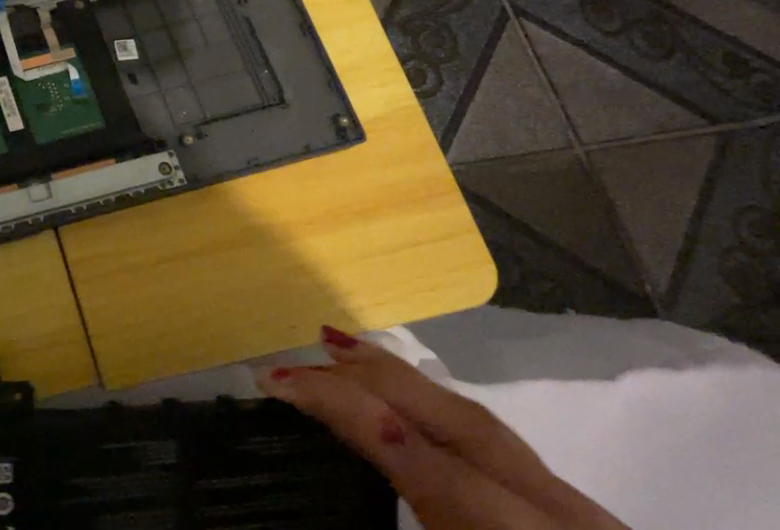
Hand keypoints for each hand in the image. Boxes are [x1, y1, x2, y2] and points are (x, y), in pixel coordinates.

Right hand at [256, 327, 628, 529]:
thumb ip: (415, 527)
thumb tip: (318, 509)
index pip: (428, 463)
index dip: (351, 413)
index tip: (279, 384)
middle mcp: (560, 519)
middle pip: (459, 425)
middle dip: (369, 381)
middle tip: (288, 363)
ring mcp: (580, 513)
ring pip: (484, 423)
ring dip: (402, 380)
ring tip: (336, 350)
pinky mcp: (583, 515)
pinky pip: (501, 442)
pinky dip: (441, 405)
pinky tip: (408, 395)